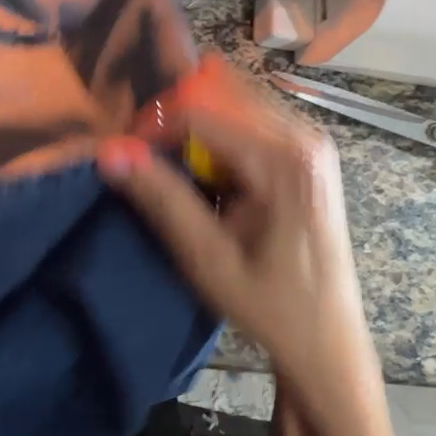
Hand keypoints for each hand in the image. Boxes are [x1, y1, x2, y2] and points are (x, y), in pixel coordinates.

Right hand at [97, 60, 379, 399]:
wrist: (326, 339)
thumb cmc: (268, 303)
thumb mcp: (206, 257)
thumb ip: (161, 198)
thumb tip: (109, 153)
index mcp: (284, 161)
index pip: (198, 113)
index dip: (152, 130)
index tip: (127, 162)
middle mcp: (304, 137)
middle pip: (217, 97)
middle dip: (172, 122)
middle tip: (146, 162)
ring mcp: (309, 142)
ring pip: (231, 103)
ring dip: (193, 129)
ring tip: (173, 171)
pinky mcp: (306, 152)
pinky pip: (248, 120)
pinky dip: (216, 137)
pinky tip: (207, 175)